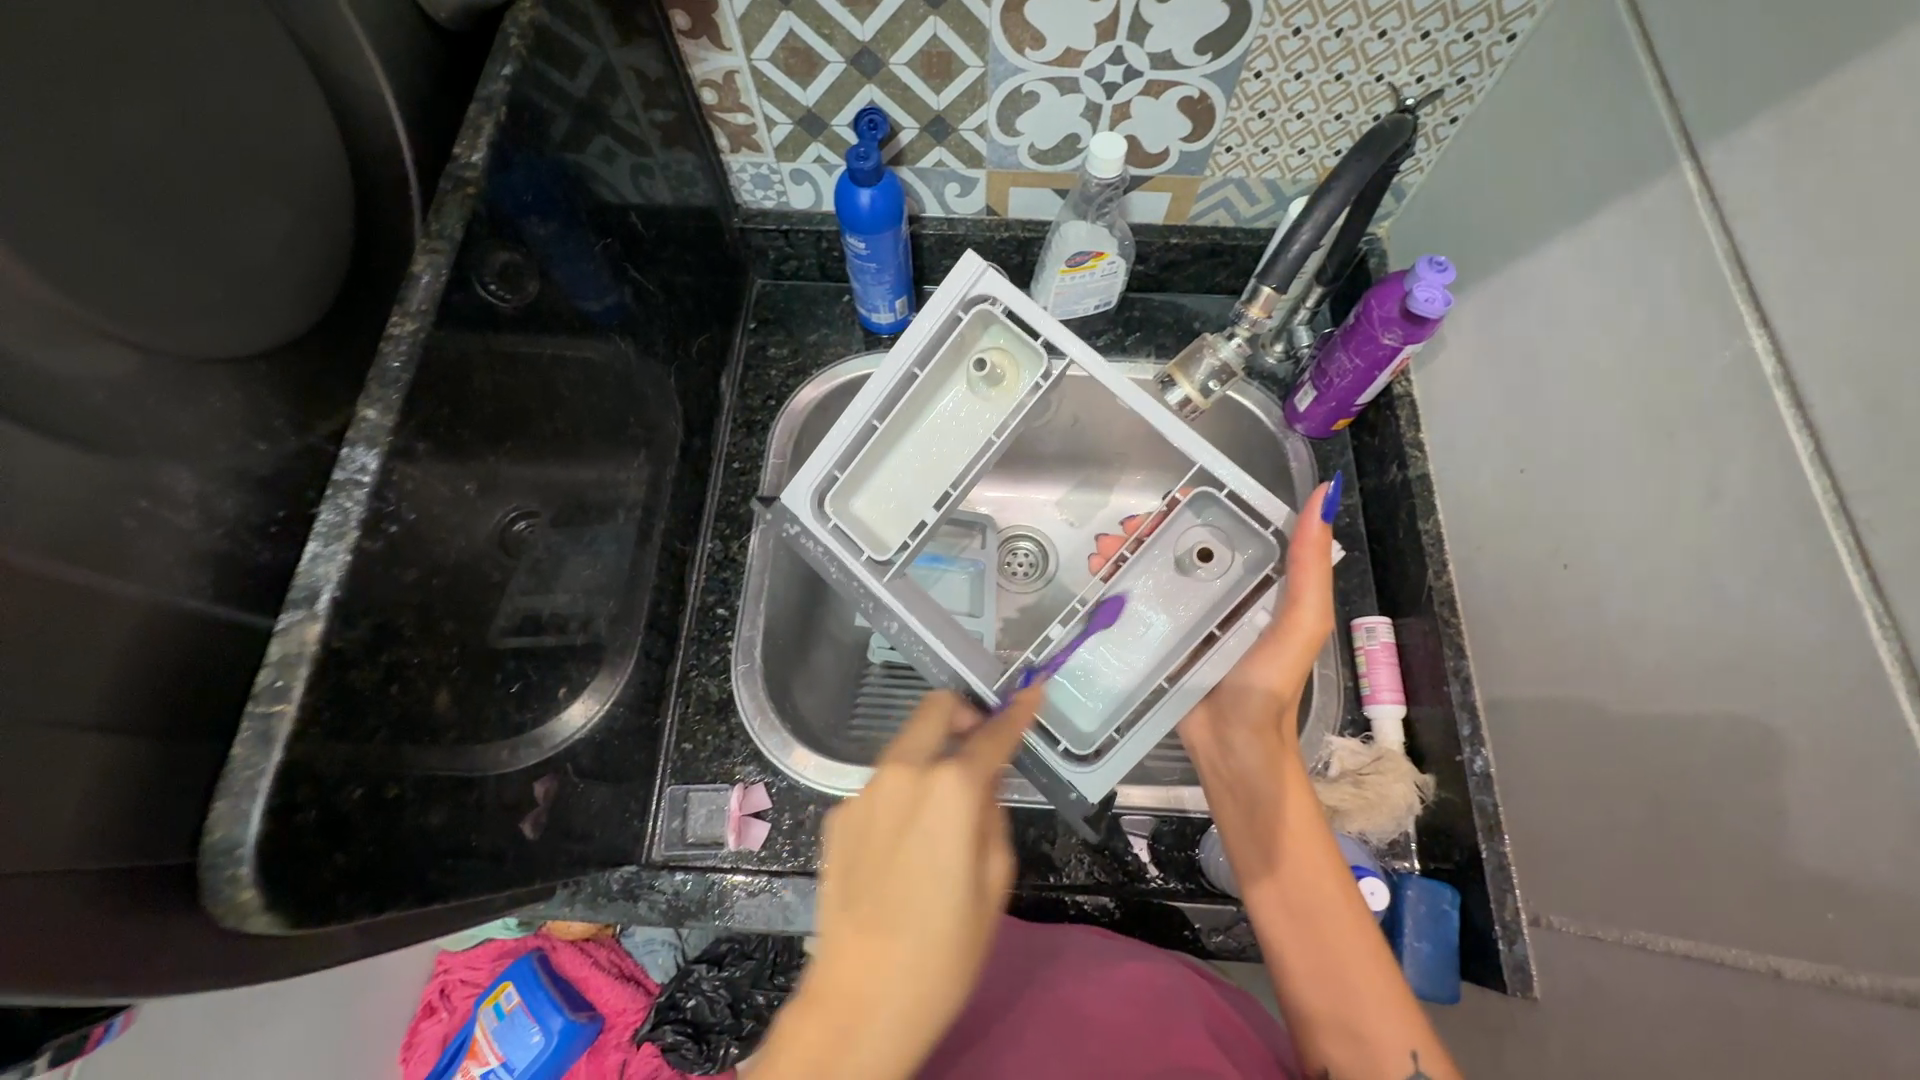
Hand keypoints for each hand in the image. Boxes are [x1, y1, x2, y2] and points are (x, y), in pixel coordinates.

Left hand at [754, 686, 1042, 1079]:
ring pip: (905, 747)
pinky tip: (904, 846)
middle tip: (980, 748)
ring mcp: (863, 791)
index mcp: (951, 788)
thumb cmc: (946, 949)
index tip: (1031, 693)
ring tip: (941, 815)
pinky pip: (881, 787)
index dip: (1017, 712)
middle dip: (964, 715)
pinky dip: (902, 795)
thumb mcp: (995, 880)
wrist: (862, 997)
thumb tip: (986, 778)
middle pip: (935, 710)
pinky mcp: (837, 815)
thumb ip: (993, 812)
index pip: (992, 733)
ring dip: (931, 758)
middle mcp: (903, 773)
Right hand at [1086, 477, 1338, 892]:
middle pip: (1181, 548)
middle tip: (1123, 530)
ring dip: (1126, 554)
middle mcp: (1222, 596)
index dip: (1198, 510)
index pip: (1228, 532)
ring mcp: (1187, 619)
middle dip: (1150, 531)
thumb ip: (1309, 568)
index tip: (1170, 499)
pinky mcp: (1160, 642)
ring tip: (1103, 551)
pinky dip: (1116, 587)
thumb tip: (1324, 498)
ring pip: (1154, 572)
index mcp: (1259, 586)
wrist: (1232, 752)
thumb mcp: (1300, 625)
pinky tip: (1097, 577)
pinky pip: (1137, 606)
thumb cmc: (1267, 688)